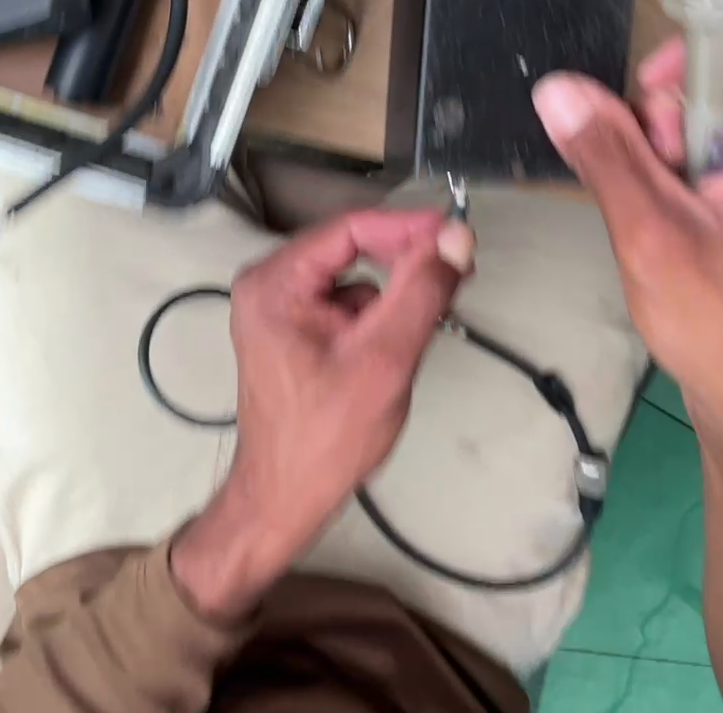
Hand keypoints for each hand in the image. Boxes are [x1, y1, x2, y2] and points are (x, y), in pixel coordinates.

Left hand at [171, 209, 473, 618]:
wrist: (285, 497)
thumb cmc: (329, 435)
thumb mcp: (385, 358)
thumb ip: (422, 291)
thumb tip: (456, 235)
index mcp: (274, 281)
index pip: (349, 229)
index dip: (406, 226)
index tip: (456, 232)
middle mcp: (267, 283)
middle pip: (348, 249)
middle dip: (402, 260)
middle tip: (455, 270)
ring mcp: (275, 306)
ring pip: (349, 277)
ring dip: (389, 293)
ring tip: (418, 326)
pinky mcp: (289, 328)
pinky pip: (341, 302)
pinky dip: (372, 315)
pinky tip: (386, 349)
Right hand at [531, 19, 722, 471]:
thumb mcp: (650, 235)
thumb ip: (605, 154)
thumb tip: (557, 90)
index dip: (708, 47)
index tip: (651, 93)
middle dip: (672, 111)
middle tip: (650, 171)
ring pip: (715, 119)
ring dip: (667, 148)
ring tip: (656, 208)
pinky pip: (716, 156)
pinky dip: (677, 173)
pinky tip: (663, 217)